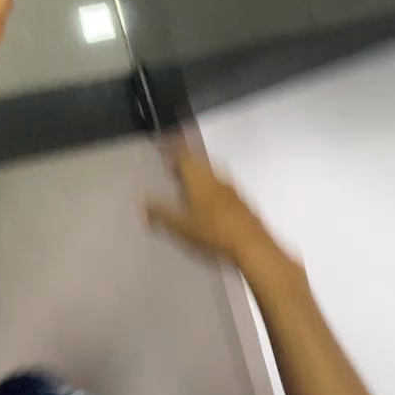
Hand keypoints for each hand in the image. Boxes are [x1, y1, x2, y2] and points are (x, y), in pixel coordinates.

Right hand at [146, 146, 282, 268]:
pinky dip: (212, 188)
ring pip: (212, 173)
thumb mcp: (181, 227)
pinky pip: (222, 187)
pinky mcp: (243, 202)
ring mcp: (231, 189)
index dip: (174, 149)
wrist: (252, 247)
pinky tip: (210, 204)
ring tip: (189, 186)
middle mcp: (215, 177)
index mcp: (198, 178)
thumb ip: (161, 215)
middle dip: (186, 163)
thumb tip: (141, 206)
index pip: (184, 154)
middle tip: (174, 169)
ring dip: (200, 175)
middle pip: (199, 161)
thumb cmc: (212, 233)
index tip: (166, 147)